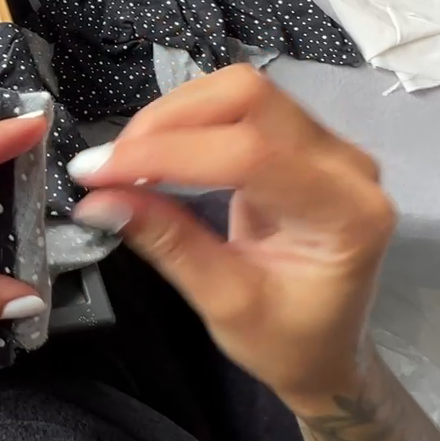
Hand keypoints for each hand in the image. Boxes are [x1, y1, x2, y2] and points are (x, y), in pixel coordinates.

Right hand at [68, 65, 393, 413]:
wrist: (327, 350)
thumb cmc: (286, 341)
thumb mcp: (223, 302)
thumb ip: (167, 243)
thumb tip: (96, 200)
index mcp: (344, 214)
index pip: (248, 154)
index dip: (163, 154)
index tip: (95, 173)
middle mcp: (344, 163)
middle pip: (245, 96)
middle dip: (165, 121)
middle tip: (112, 164)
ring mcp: (324, 144)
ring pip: (235, 89)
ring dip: (168, 116)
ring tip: (127, 161)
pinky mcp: (297, 138)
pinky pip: (233, 104)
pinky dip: (182, 119)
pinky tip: (155, 152)